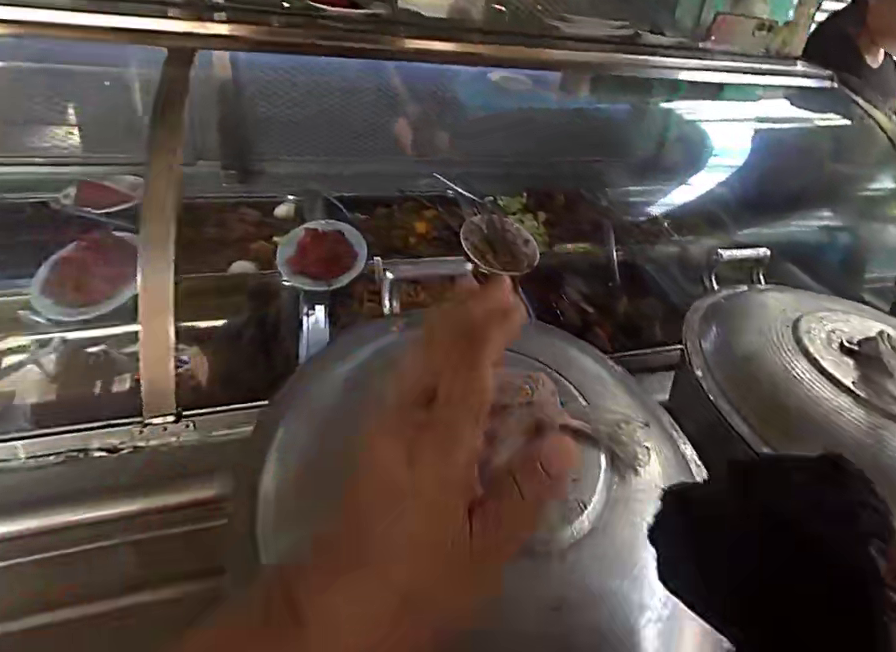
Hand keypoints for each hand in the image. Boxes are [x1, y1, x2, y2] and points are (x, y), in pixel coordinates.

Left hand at [184, 276, 578, 651]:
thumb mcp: (482, 553)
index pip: (467, 366)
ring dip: (446, 320)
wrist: (330, 612)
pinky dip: (430, 344)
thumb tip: (565, 441)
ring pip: (416, 354)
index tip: (513, 300)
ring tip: (470, 295)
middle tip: (498, 283)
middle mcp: (406, 419)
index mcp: (438, 443)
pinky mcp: (374, 435)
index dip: (490, 327)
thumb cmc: (415, 584)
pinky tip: (438, 347)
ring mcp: (384, 424)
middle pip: (436, 346)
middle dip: (468, 309)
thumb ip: (524, 494)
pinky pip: (407, 370)